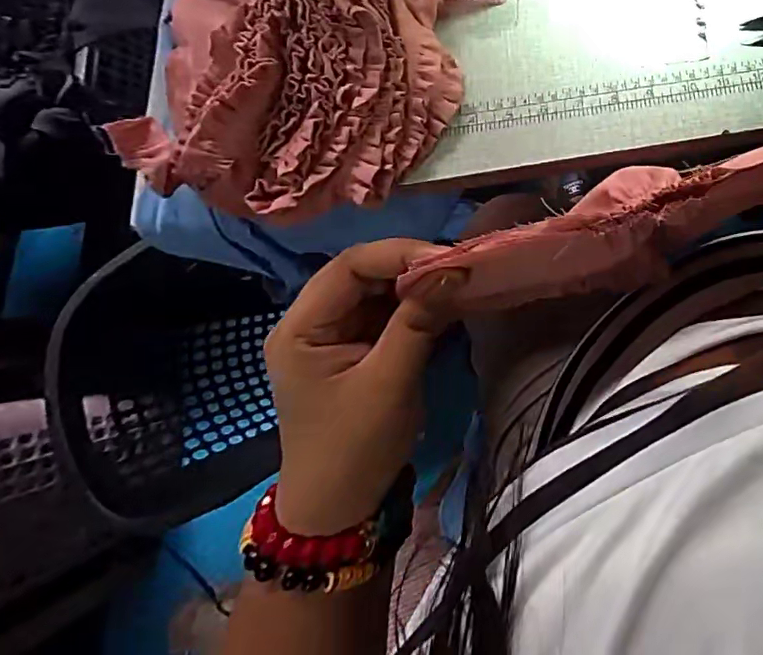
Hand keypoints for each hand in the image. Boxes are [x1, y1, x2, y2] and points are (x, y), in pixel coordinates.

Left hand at [263, 239, 458, 533]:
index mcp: (301, 328)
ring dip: (420, 283)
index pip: (350, 266)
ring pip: (381, 288)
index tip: (448, 259)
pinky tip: (449, 301)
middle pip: (365, 272)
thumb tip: (453, 269)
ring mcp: (337, 333)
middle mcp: (313, 321)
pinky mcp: (360, 345)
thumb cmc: (355, 448)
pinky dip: (421, 303)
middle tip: (460, 268)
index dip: (399, 254)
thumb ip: (419, 320)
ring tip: (461, 281)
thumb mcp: (390, 381)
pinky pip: (391, 309)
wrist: (340, 509)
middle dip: (413, 266)